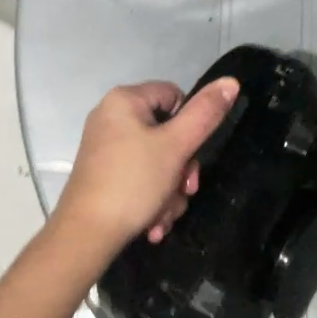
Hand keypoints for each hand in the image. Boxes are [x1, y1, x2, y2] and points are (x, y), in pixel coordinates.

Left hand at [53, 78, 239, 253]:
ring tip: (164, 215)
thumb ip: (205, 113)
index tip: (190, 155)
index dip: (190, 125)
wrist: (86, 235)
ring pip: (157, 161)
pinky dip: (151, 199)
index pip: (175, 96)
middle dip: (181, 169)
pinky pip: (139, 177)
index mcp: (124, 100)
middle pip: (167, 133)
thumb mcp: (176, 146)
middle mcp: (110, 117)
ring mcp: (105, 147)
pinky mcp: (103, 174)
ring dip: (169, 191)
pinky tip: (153, 223)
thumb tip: (231, 81)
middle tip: (184, 191)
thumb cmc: (133, 183)